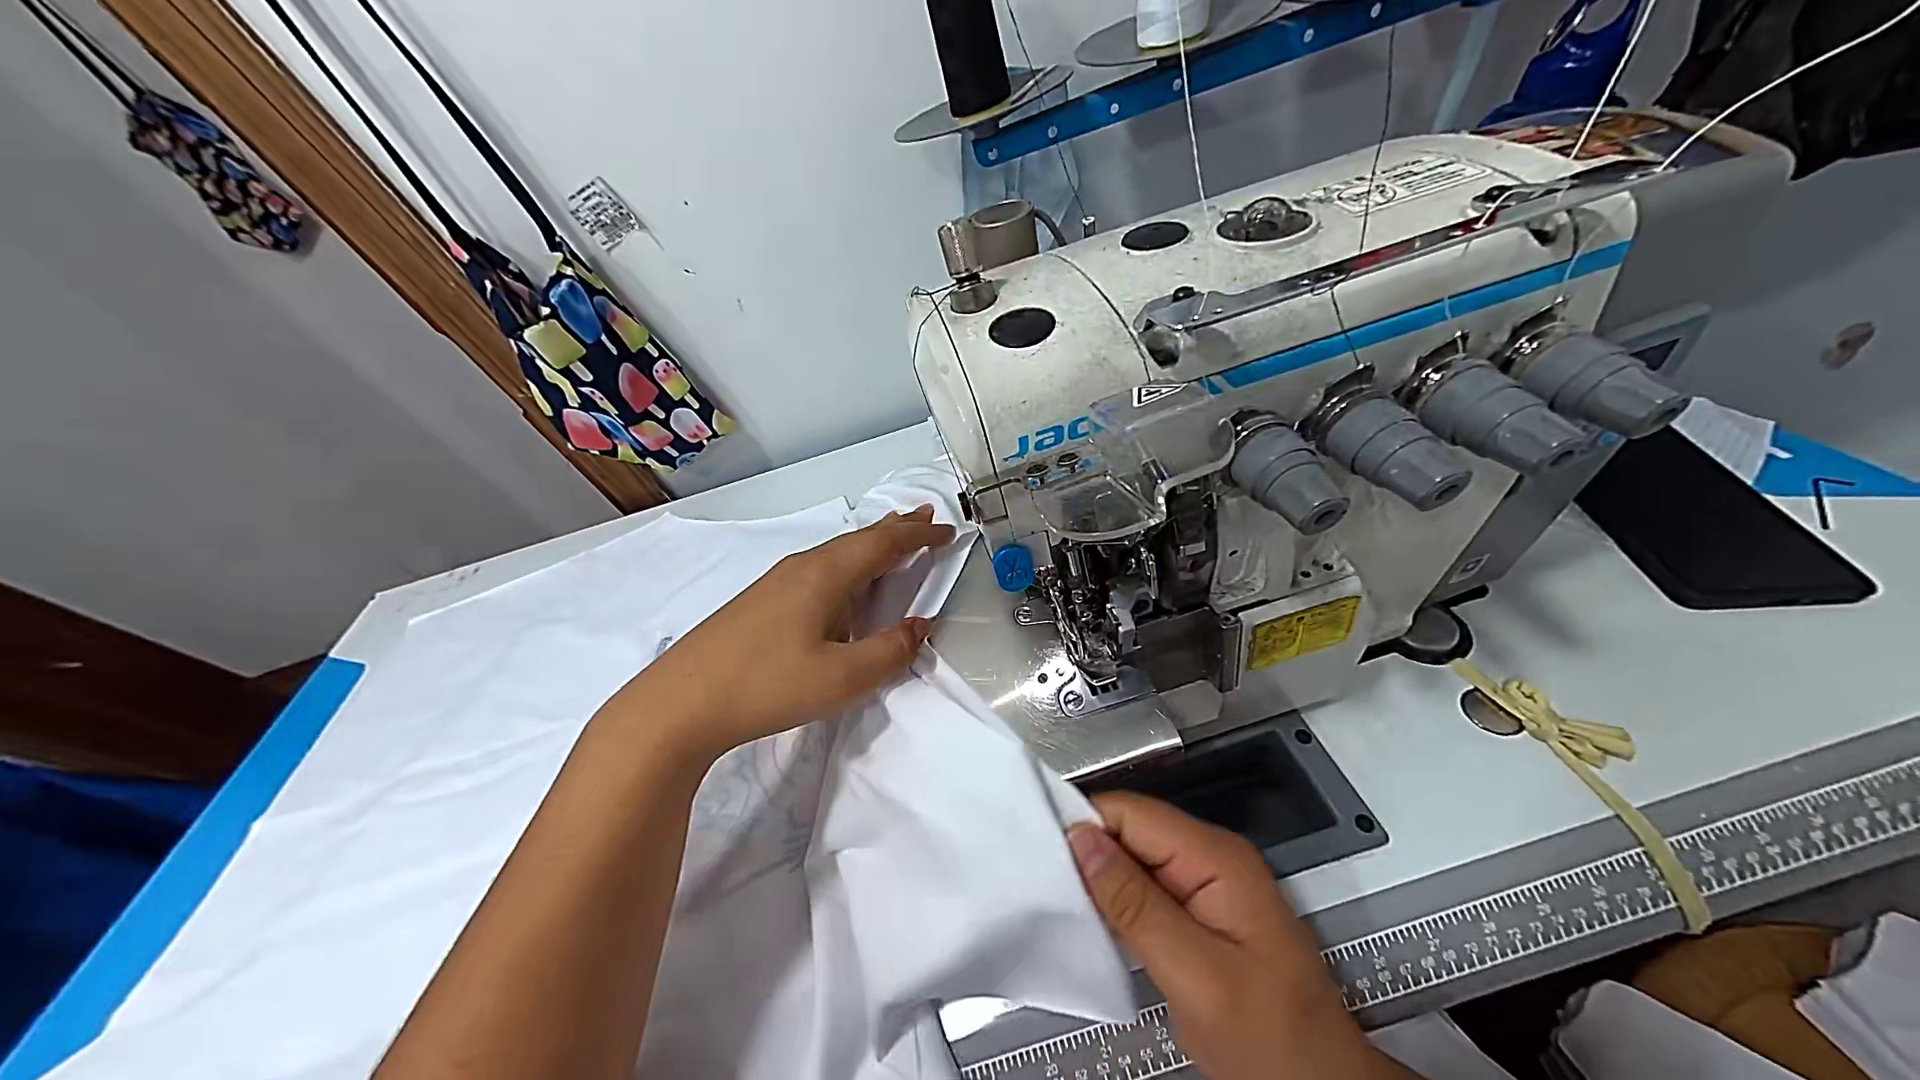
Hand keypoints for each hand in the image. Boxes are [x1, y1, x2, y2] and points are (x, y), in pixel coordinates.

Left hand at [604, 506, 955, 760]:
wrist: (680, 703)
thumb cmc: (768, 685)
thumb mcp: (843, 677)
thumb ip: (889, 651)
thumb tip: (920, 626)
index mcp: (826, 574)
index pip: (883, 543)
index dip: (919, 536)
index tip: (947, 531)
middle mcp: (802, 567)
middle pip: (858, 540)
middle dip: (895, 530)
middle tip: (924, 518)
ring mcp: (777, 583)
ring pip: (836, 554)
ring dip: (869, 547)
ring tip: (891, 543)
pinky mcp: (761, 602)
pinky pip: (818, 570)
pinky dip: (846, 567)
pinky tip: (842, 587)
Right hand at [1068, 793, 1415, 1079]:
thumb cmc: (1273, 1040)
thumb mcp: (1196, 975)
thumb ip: (1135, 904)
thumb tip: (1081, 840)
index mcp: (1216, 858)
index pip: (1131, 812)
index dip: (1085, 826)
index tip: (1043, 853)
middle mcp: (1210, 857)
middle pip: (1129, 830)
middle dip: (1088, 853)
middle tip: (1048, 887)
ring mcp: (1204, 882)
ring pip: (1132, 857)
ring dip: (1098, 879)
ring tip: (1064, 905)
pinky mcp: (1195, 908)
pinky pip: (1143, 886)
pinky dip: (1116, 901)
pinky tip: (1095, 921)